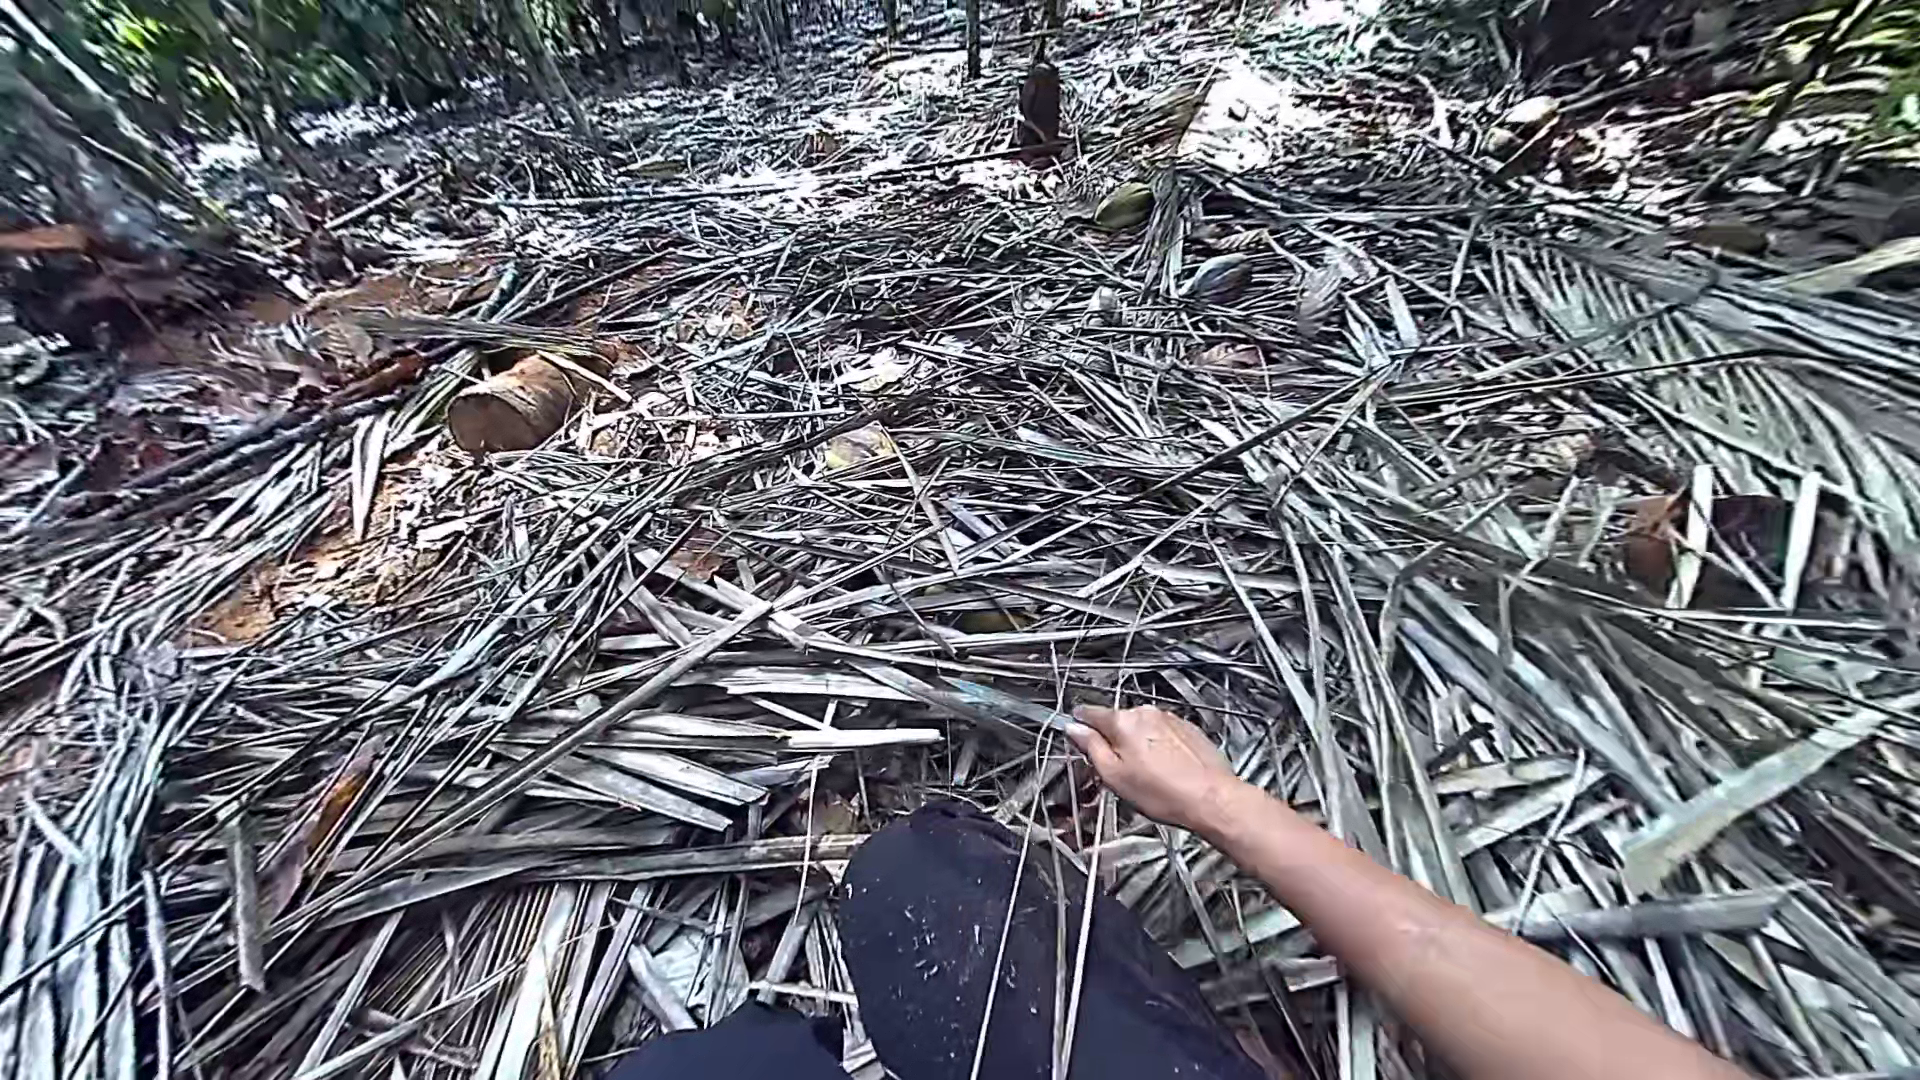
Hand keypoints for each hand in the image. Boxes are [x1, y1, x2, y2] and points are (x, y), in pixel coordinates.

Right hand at [1066, 704, 1245, 831]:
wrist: (1213, 799)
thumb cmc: (1166, 793)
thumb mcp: (1114, 776)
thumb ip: (1090, 747)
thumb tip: (1074, 729)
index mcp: (1122, 721)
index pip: (1089, 712)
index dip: (1080, 725)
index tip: (1078, 734)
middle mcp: (1144, 713)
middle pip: (1116, 721)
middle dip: (1113, 741)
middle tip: (1118, 770)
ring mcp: (1168, 719)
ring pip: (1140, 728)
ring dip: (1138, 744)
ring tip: (1147, 775)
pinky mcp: (1186, 728)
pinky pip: (1162, 733)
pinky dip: (1159, 747)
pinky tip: (1165, 770)